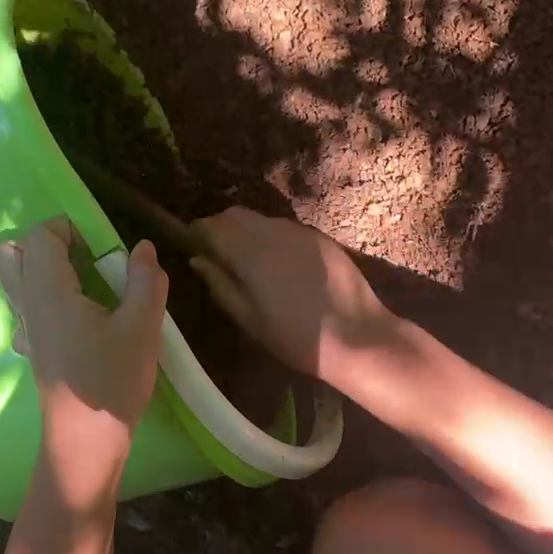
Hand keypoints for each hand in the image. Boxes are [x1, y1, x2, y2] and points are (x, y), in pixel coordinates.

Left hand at [0, 218, 168, 454]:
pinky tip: (77, 321)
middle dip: (49, 244)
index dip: (71, 229)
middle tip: (87, 262)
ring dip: (45, 270)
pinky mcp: (31, 349)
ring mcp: (24, 327)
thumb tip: (143, 248)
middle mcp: (27, 302)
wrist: (84, 443)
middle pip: (15, 252)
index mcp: (48, 290)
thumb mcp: (142, 328)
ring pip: (16, 280)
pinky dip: (45, 300)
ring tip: (85, 288)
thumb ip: (145, 280)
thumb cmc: (112, 382)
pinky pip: (25, 308)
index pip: (41, 234)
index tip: (103, 251)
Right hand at [188, 207, 403, 388]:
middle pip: (235, 215)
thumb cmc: (295, 337)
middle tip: (219, 257)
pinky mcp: (319, 238)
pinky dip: (272, 238)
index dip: (198, 234)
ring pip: (260, 219)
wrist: (357, 338)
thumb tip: (198, 260)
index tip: (194, 249)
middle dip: (221, 229)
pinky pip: (284, 229)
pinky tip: (280, 267)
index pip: (211, 225)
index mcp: (248, 251)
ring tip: (250, 264)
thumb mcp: (248, 319)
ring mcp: (299, 232)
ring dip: (247, 232)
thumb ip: (219, 284)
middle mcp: (271, 231)